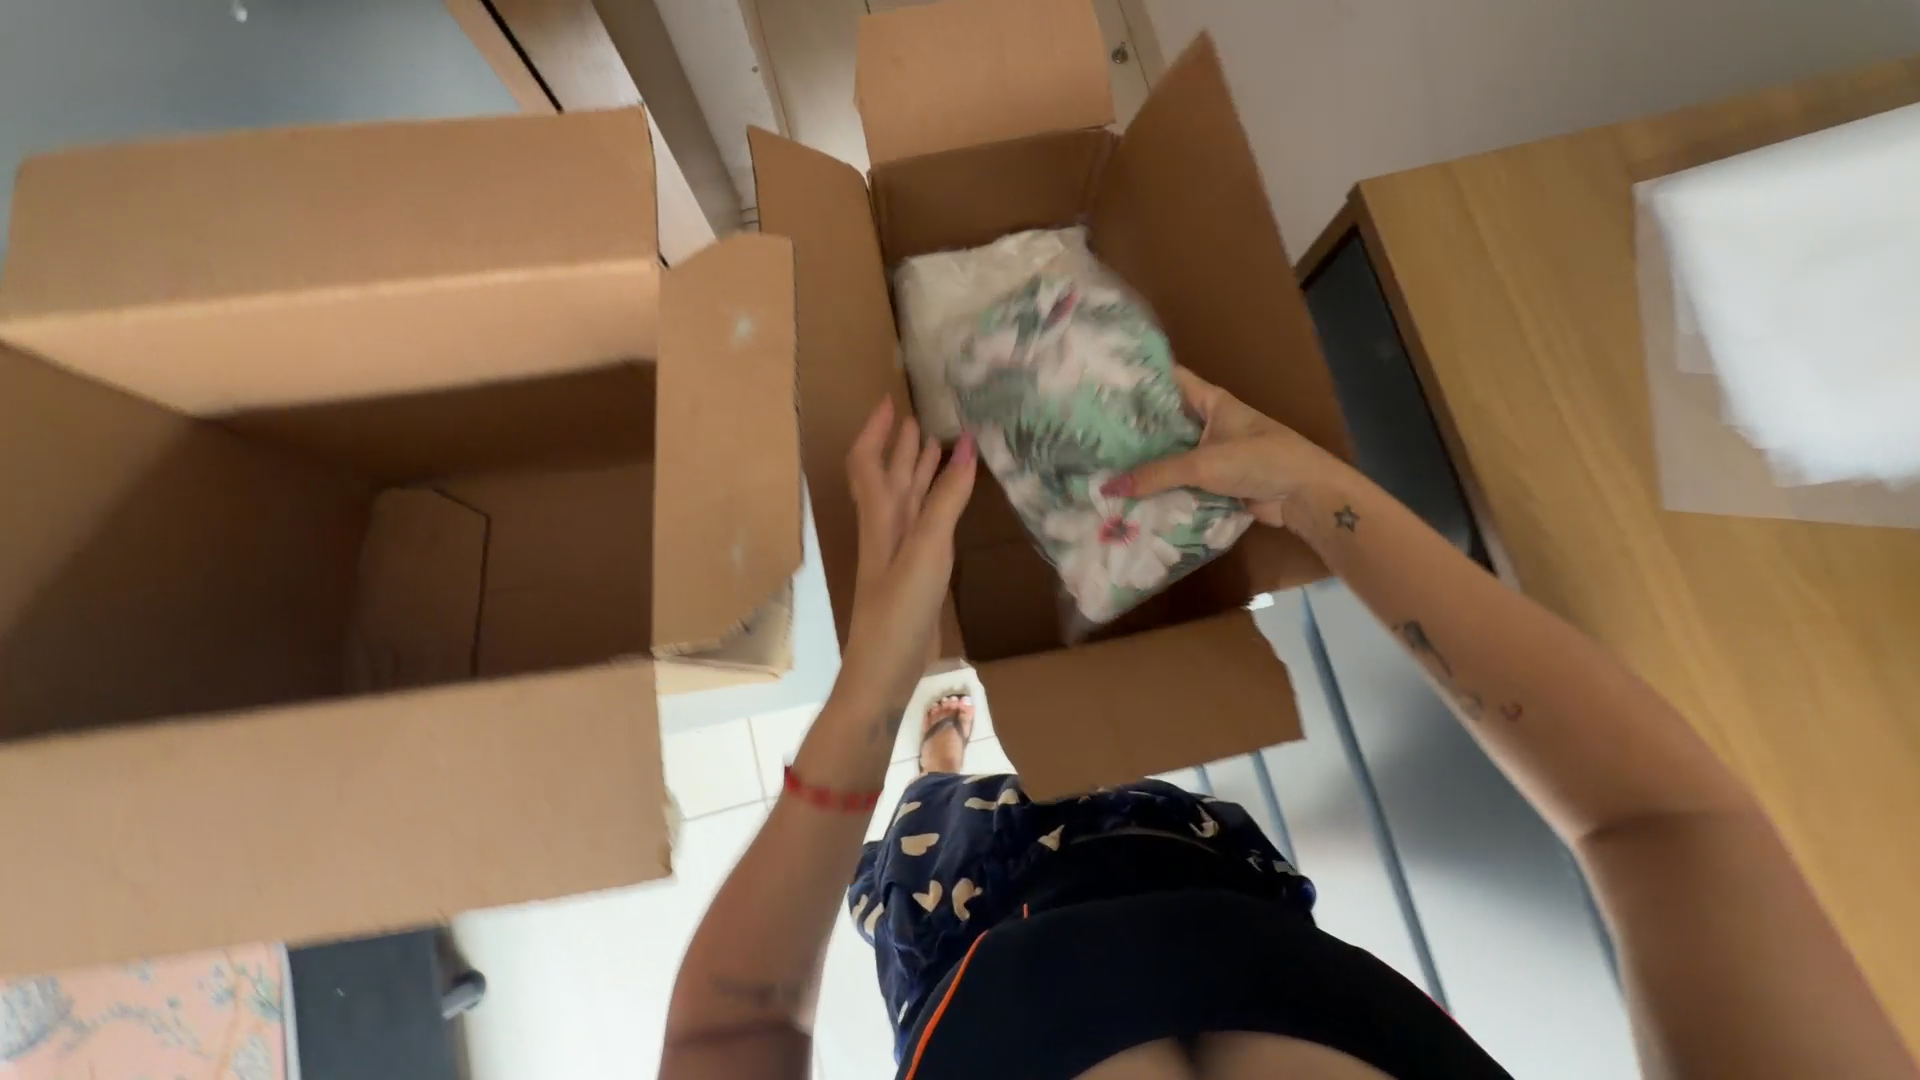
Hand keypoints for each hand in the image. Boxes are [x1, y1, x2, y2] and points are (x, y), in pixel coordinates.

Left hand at [834, 398, 976, 725]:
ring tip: (936, 444)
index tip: (892, 399)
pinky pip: (924, 524)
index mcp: (880, 517)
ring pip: (907, 500)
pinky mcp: (915, 573)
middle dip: (901, 444)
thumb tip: (965, 446)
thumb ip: (945, 500)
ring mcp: (900, 552)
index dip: (876, 429)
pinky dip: (936, 503)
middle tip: (920, 416)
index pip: (869, 460)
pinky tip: (947, 502)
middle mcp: (886, 528)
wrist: (883, 671)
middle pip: (889, 476)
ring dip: (919, 471)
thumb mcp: (925, 549)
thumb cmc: (898, 610)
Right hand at [1101, 367, 1349, 528]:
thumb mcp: (1202, 463)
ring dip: (1144, 464)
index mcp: (1211, 401)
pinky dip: (1161, 488)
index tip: (1103, 385)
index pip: (1169, 380)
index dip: (1140, 380)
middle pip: (1165, 422)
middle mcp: (1209, 423)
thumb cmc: (1259, 460)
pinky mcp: (1215, 482)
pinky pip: (1181, 481)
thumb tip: (1108, 487)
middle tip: (1092, 434)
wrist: (1304, 495)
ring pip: (1170, 455)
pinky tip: (1129, 494)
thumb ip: (1155, 475)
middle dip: (1133, 430)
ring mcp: (1212, 453)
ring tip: (1101, 465)